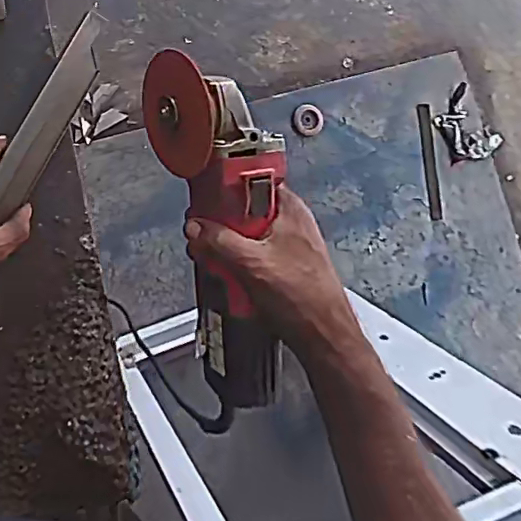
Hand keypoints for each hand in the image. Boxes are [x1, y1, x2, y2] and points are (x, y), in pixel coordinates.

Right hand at [185, 186, 356, 354]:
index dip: (225, 188)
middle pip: (244, 211)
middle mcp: (291, 222)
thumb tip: (196, 227)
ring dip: (227, 248)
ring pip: (247, 235)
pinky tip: (231, 279)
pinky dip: (239, 264)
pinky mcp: (284, 266)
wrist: (324, 339)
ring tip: (215, 262)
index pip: (251, 181)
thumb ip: (218, 240)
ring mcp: (288, 245)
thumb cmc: (303, 299)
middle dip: (220, 225)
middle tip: (204, 238)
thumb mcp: (250, 263)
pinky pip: (253, 255)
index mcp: (289, 209)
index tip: (205, 198)